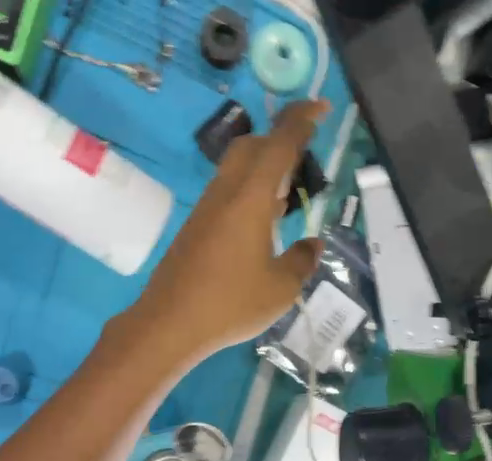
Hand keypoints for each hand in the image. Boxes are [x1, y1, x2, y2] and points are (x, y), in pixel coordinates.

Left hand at [124, 100, 327, 363]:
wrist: (171, 323)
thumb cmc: (231, 304)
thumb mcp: (281, 288)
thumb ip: (301, 261)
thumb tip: (312, 244)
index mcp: (251, 197)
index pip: (280, 144)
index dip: (301, 121)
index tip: (320, 107)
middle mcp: (226, 193)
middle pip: (252, 147)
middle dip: (279, 141)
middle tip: (304, 157)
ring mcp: (207, 210)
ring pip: (237, 170)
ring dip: (264, 170)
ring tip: (288, 194)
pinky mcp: (196, 229)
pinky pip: (228, 195)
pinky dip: (250, 194)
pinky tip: (262, 224)